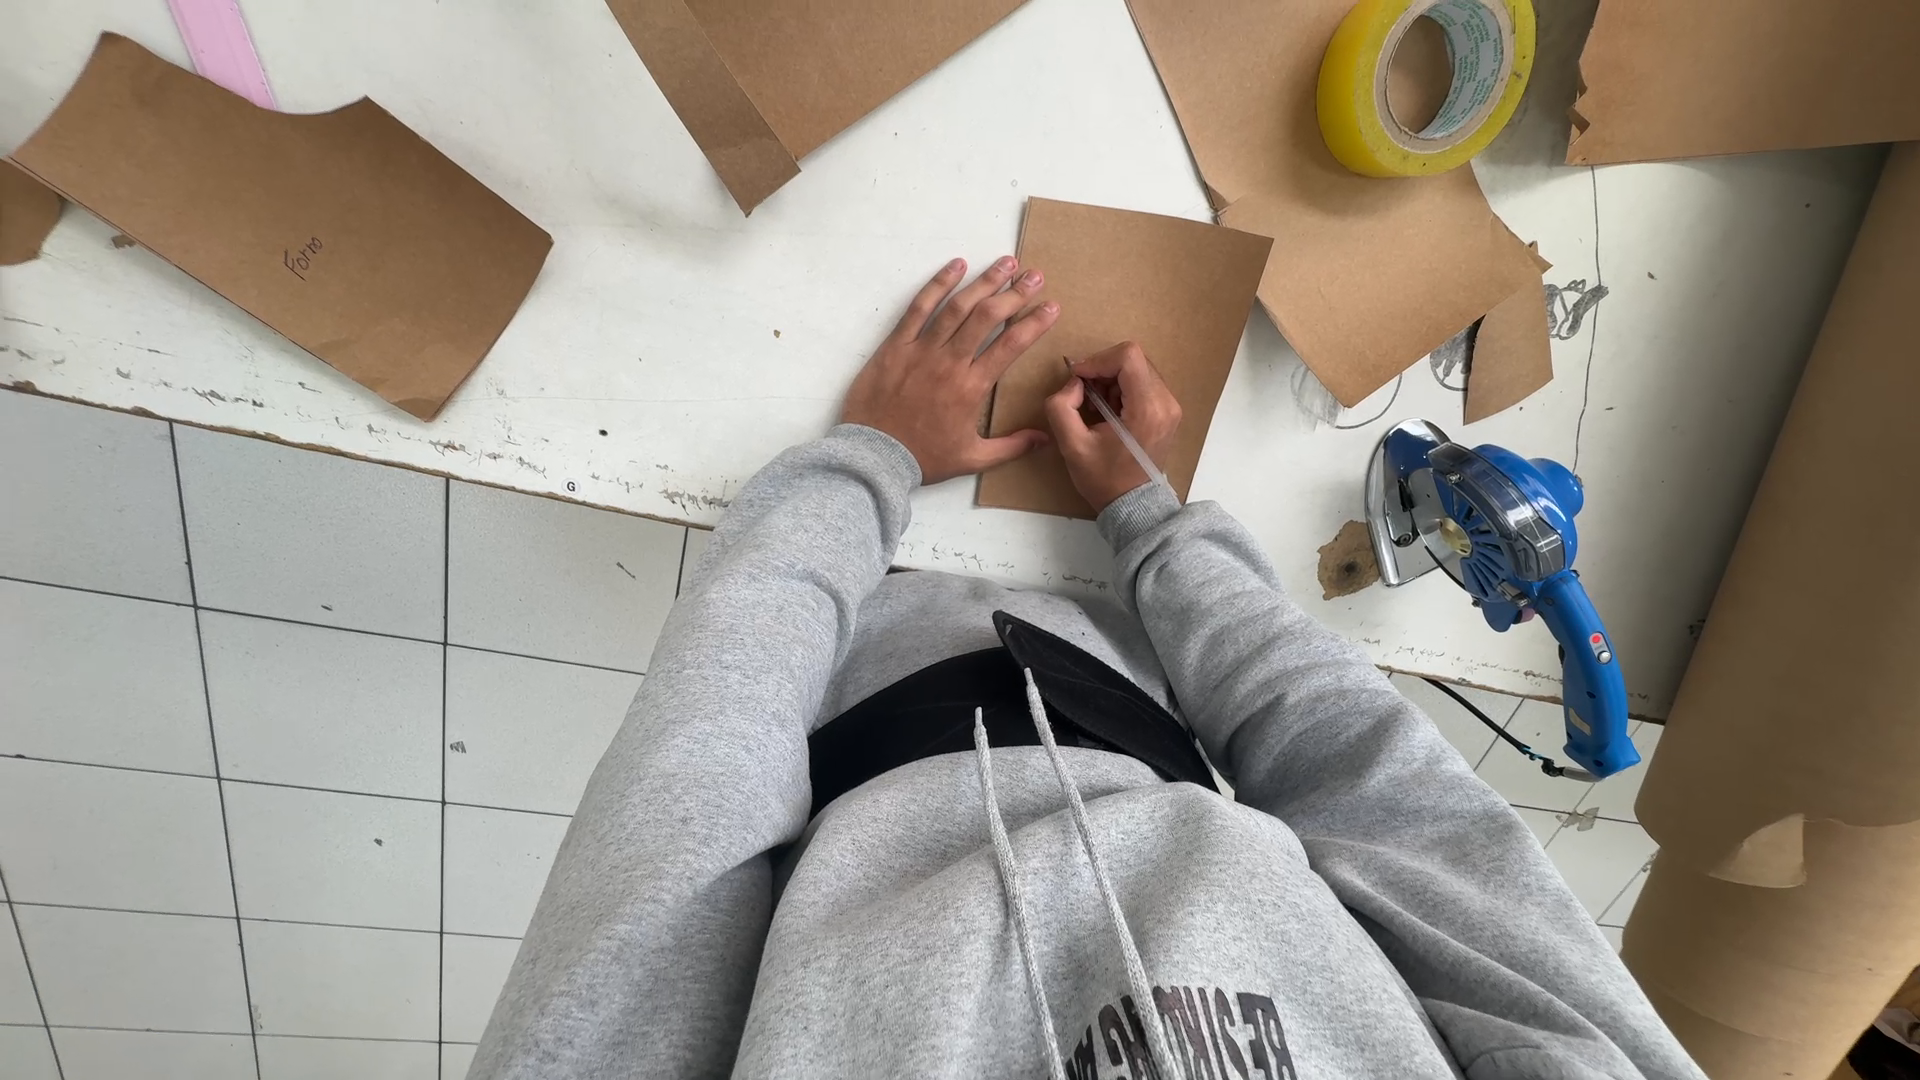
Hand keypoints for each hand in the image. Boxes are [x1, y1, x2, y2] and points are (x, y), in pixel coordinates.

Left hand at [841, 257, 1059, 484]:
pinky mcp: (896, 345)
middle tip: (1035, 275)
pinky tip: (957, 265)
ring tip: (1006, 263)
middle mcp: (950, 362)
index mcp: (972, 388)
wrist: (874, 457)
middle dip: (1015, 293)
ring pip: (957, 307)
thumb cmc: (924, 458)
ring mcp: (921, 350)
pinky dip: (938, 284)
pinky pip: (918, 308)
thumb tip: (1045, 438)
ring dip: (984, 282)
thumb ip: (1011, 447)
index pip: (1011, 345)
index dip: (1035, 323)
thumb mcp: (972, 459)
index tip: (1052, 307)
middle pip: (988, 317)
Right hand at [1044, 341, 1181, 512]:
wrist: (1132, 505)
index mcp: (1147, 409)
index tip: (1077, 377)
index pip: (1127, 355)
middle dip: (1103, 370)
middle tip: (1083, 394)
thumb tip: (1073, 384)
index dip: (1097, 360)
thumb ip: (1061, 407)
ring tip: (1095, 406)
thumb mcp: (1071, 446)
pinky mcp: (1168, 411)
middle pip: (1133, 359)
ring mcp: (1171, 406)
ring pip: (1138, 369)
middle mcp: (1166, 402)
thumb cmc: (1103, 480)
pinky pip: (1143, 383)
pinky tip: (1108, 410)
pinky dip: (1121, 388)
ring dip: (1111, 379)